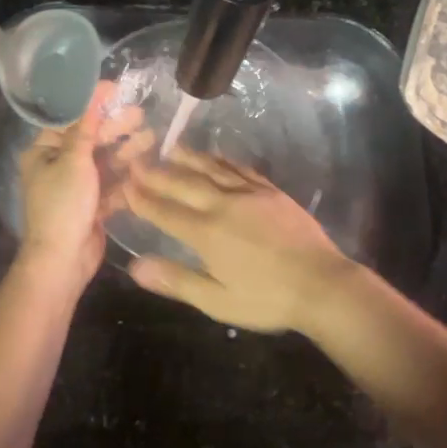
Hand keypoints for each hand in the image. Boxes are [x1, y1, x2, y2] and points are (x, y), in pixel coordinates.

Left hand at [16, 81, 142, 282]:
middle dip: (115, 128)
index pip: (70, 120)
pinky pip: (112, 184)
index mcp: (44, 152)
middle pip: (91, 139)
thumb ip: (87, 126)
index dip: (93, 104)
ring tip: (150, 136)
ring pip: (105, 161)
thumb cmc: (63, 204)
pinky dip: (127, 175)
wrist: (63, 261)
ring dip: (126, 150)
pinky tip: (147, 163)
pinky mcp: (93, 205)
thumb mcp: (74, 159)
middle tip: (140, 114)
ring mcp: (77, 187)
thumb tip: (95, 91)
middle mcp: (58, 166)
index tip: (117, 90)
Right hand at [124, 147, 358, 333]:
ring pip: (211, 168)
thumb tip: (135, 266)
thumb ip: (176, 281)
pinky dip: (222, 159)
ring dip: (188, 157)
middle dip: (158, 172)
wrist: (322, 284)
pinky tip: (215, 156)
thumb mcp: (217, 301)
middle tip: (137, 158)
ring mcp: (249, 194)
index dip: (142, 198)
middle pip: (184, 183)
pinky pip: (239, 168)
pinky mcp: (271, 191)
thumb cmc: (267, 299)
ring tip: (169, 146)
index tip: (124, 183)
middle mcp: (223, 205)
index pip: (165, 211)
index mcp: (206, 233)